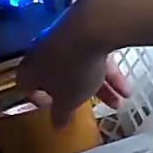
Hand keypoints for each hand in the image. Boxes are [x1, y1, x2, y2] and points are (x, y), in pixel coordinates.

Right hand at [16, 0, 131, 127]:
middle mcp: (43, 51)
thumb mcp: (68, 100)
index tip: (54, 108)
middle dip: (82, 94)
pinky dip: (106, 68)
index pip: (27, 86)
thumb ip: (62, 114)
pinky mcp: (84, 26)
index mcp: (31, 69)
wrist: (93, 26)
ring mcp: (64, 37)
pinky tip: (125, 84)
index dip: (40, 99)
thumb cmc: (73, 69)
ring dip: (101, 84)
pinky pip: (93, 53)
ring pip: (81, 65)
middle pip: (60, 76)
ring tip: (122, 99)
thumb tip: (57, 126)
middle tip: (96, 108)